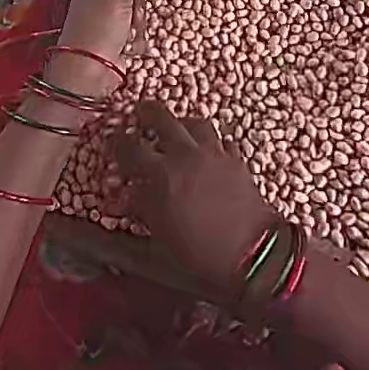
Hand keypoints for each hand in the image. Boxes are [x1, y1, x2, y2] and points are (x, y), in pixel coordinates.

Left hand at [50, 0, 148, 93]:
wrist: (89, 70)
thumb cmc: (97, 28)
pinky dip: (135, 40)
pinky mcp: (117, 40)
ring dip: (138, 23)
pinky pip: (136, 33)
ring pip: (137, 13)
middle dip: (138, 2)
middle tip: (132, 9)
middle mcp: (100, 0)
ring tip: (127, 31)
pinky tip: (126, 45)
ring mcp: (109, 21)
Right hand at [117, 100, 275, 296]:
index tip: (113, 140)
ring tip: (177, 128)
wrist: (255, 257)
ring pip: (195, 122)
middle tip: (140, 112)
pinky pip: (222, 141)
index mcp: (161, 174)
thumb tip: (124, 197)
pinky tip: (209, 152)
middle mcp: (186, 155)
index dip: (118, 142)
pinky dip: (212, 143)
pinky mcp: (236, 161)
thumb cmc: (201, 255)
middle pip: (162, 118)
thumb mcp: (159, 240)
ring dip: (182, 123)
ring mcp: (214, 154)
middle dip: (147, 113)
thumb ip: (140, 212)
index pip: (130, 147)